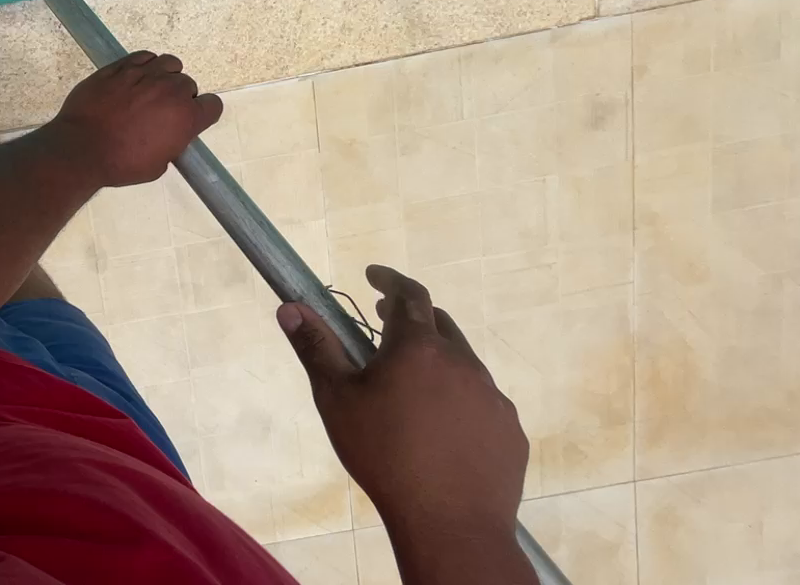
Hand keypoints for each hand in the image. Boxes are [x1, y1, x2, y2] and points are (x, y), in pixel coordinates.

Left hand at [44, 51, 223, 186]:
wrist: (82, 147)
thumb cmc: (121, 163)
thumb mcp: (158, 164)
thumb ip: (171, 142)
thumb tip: (167, 132)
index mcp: (186, 117)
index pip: (212, 105)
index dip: (202, 113)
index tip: (190, 119)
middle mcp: (170, 90)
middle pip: (187, 84)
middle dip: (178, 96)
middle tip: (160, 110)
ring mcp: (144, 74)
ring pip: (169, 64)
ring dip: (164, 75)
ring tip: (149, 90)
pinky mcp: (119, 67)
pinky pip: (143, 56)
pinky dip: (144, 64)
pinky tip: (135, 77)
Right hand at [277, 266, 528, 544]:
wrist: (451, 525)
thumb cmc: (383, 452)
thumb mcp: (335, 397)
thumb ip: (315, 347)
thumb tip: (290, 307)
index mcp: (418, 348)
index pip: (409, 295)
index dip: (390, 280)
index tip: (372, 275)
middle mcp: (462, 364)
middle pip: (439, 324)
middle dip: (410, 316)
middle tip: (382, 323)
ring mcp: (493, 399)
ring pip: (462, 362)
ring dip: (434, 357)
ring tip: (406, 381)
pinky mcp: (510, 432)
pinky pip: (480, 399)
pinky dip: (456, 393)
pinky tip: (436, 423)